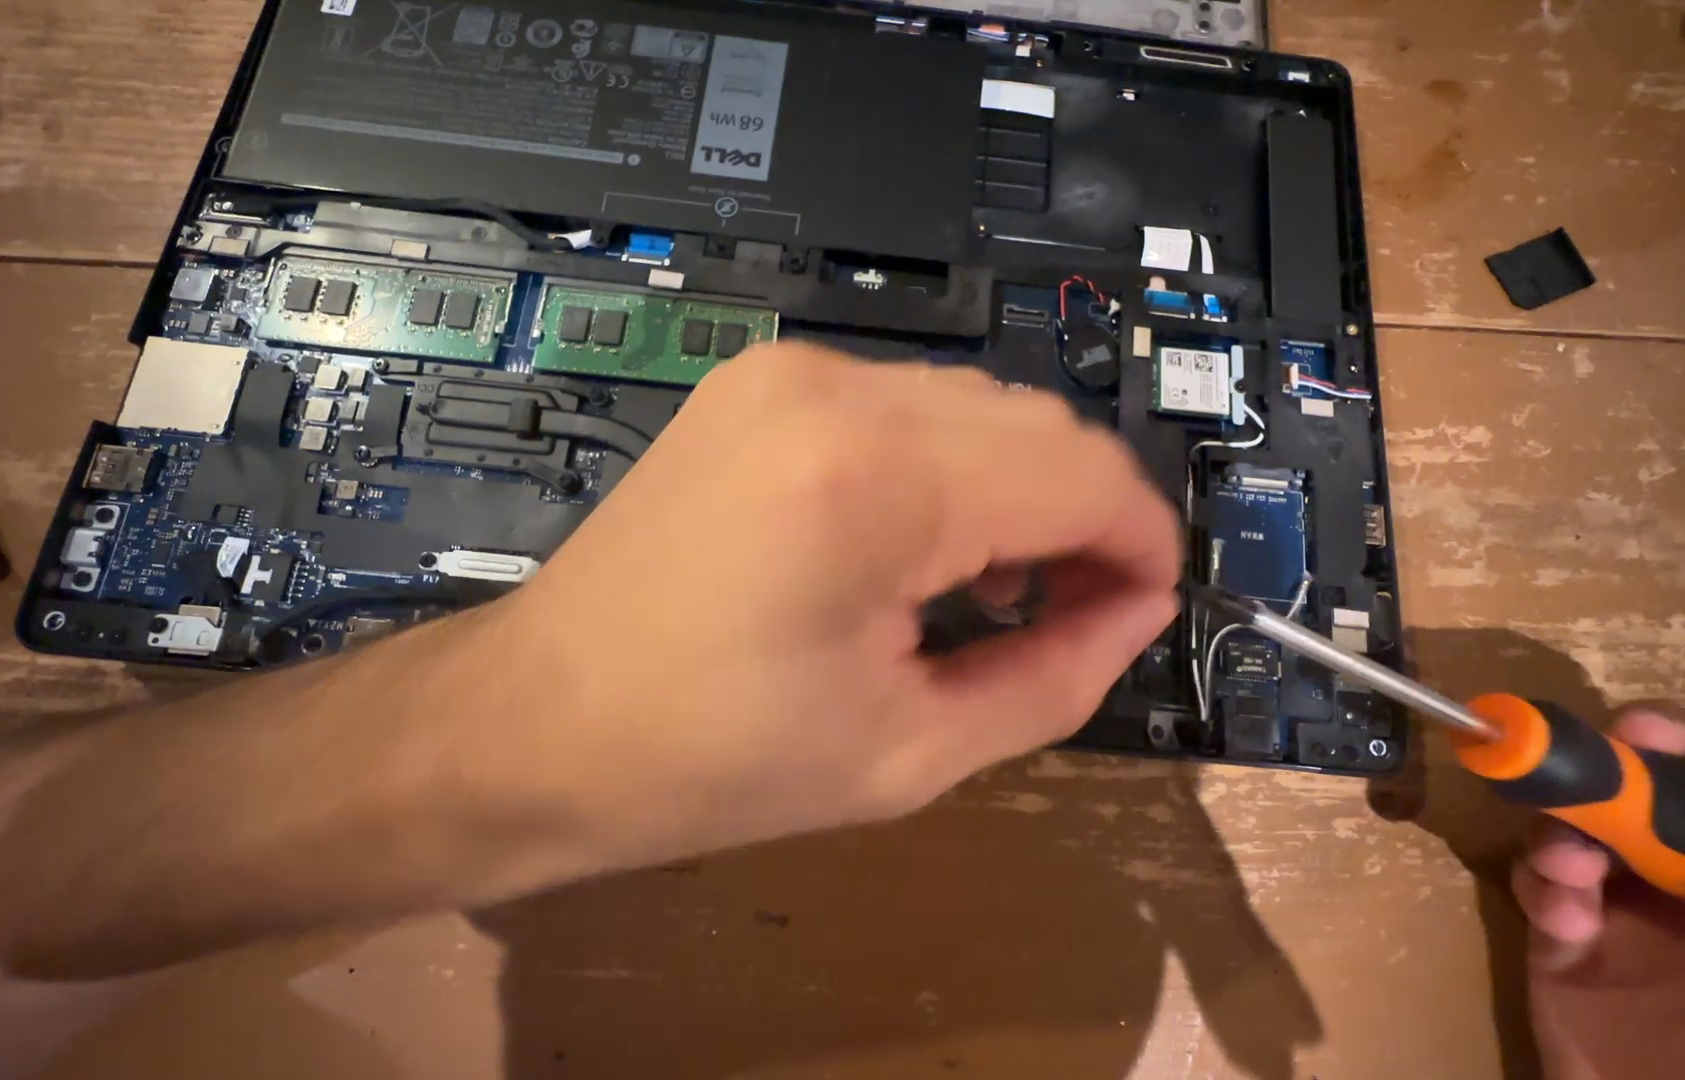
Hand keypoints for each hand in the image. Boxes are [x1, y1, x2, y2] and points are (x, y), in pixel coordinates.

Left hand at [489, 342, 1181, 872]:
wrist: (538, 721)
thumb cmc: (714, 763)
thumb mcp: (910, 754)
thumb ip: (1053, 677)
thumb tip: (1135, 610)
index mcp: (875, 484)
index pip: (1080, 474)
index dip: (1142, 538)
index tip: (1146, 604)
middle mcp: (837, 392)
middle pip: (1040, 424)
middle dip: (1086, 515)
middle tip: (1074, 610)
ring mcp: (793, 372)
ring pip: (981, 408)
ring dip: (1021, 489)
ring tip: (997, 587)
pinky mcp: (764, 382)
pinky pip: (912, 406)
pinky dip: (954, 467)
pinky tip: (926, 541)